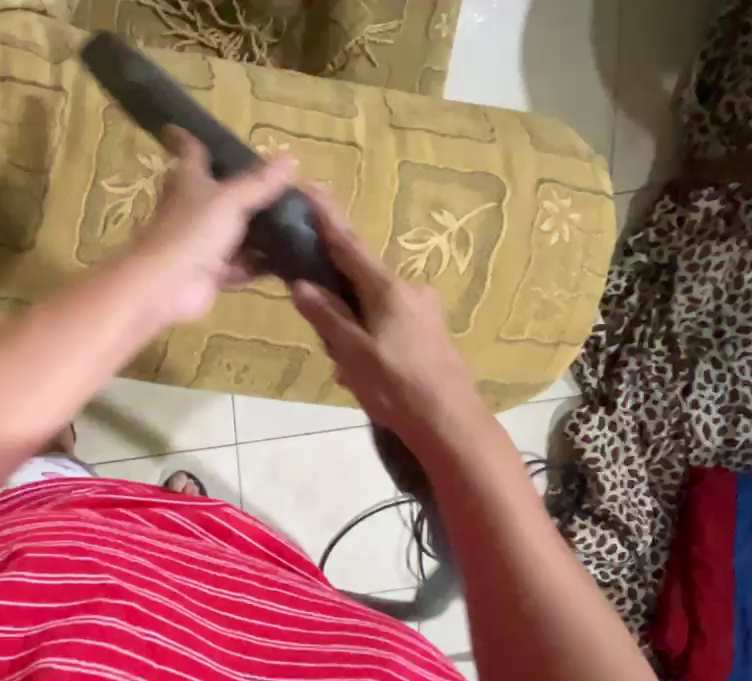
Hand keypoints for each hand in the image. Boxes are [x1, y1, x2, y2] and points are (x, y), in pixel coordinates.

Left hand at [129, 127, 297, 325]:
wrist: (166, 286)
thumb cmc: (192, 231)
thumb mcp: (230, 199)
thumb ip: (260, 183)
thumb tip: (292, 158)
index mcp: (189, 181)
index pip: (190, 152)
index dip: (187, 138)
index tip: (177, 126)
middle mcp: (194, 209)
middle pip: (221, 194)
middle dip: (248, 190)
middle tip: (283, 183)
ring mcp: (202, 244)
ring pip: (236, 234)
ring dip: (261, 232)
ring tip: (297, 222)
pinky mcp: (211, 275)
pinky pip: (241, 266)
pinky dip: (259, 264)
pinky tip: (286, 259)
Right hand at [290, 185, 482, 432]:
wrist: (450, 421)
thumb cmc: (397, 387)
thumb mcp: (353, 354)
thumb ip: (327, 318)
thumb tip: (301, 285)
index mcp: (388, 290)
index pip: (350, 246)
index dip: (328, 219)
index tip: (312, 188)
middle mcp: (409, 290)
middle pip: (359, 283)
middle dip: (336, 306)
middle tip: (328, 344)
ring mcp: (424, 311)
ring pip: (372, 310)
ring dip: (352, 334)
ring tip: (348, 372)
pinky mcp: (430, 332)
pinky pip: (387, 327)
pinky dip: (369, 344)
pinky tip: (366, 376)